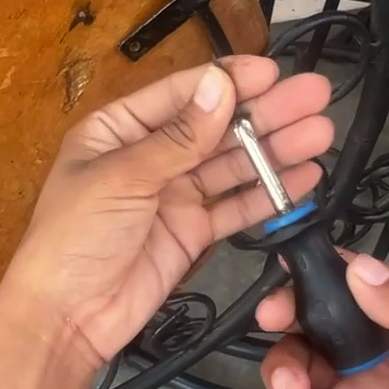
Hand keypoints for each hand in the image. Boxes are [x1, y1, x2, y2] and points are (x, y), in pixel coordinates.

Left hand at [0, 56, 333, 368]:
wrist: (68, 315)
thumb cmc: (75, 237)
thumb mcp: (121, 178)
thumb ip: (178, 138)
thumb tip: (221, 85)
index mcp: (118, 130)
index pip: (182, 95)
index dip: (228, 81)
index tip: (273, 72)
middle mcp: (149, 157)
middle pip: (215, 127)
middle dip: (264, 113)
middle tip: (314, 97)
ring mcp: (173, 196)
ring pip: (231, 165)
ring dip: (275, 150)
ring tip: (321, 133)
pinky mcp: (191, 232)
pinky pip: (235, 207)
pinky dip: (268, 195)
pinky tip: (303, 179)